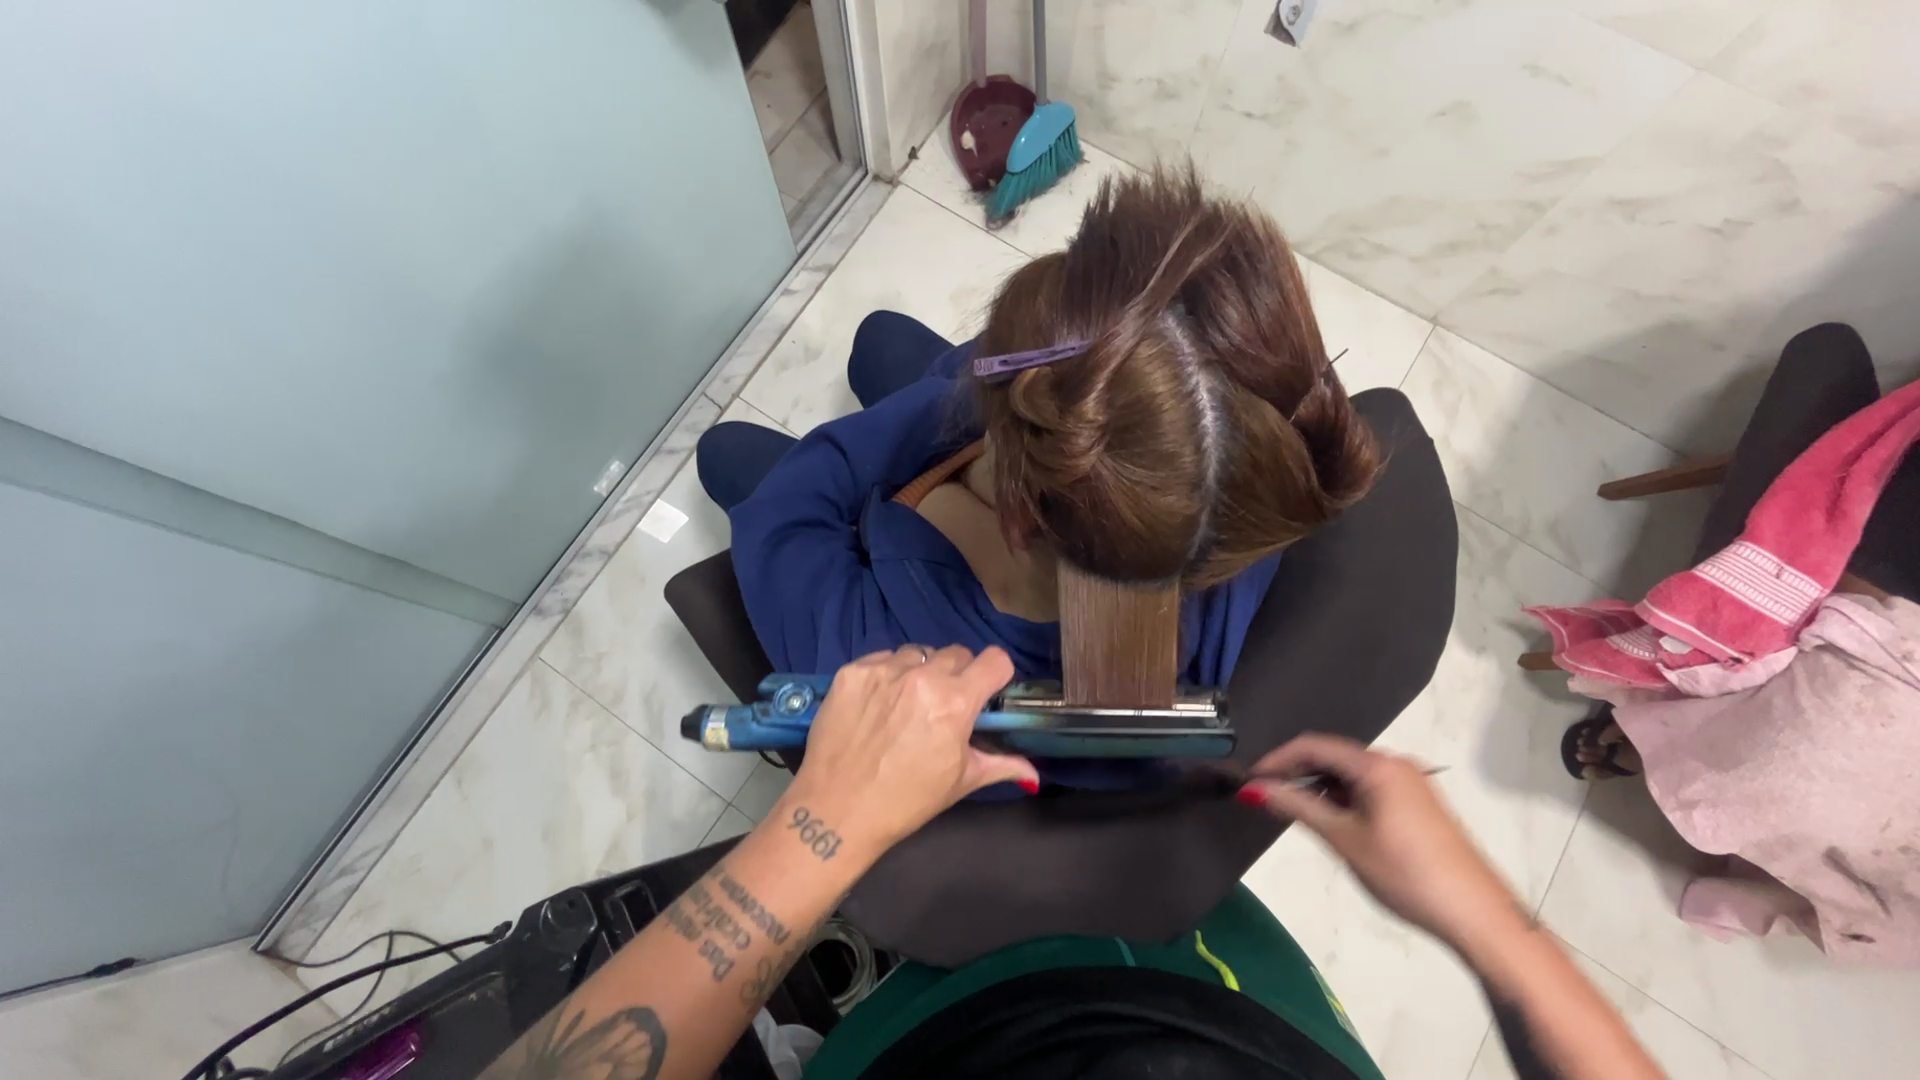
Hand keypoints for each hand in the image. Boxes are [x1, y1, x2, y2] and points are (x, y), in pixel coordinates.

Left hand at [783, 645, 1039, 859]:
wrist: (836, 811)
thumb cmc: (905, 802)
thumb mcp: (960, 782)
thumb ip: (1001, 765)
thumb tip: (1033, 773)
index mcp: (955, 702)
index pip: (995, 660)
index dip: (996, 675)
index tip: (986, 691)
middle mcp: (921, 677)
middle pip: (956, 653)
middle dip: (958, 674)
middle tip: (945, 704)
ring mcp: (883, 671)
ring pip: (918, 652)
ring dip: (921, 671)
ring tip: (908, 703)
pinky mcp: (852, 672)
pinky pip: (882, 658)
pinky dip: (887, 675)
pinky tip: (879, 703)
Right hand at [1239, 734, 1526, 953]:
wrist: (1479, 916)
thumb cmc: (1406, 873)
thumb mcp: (1344, 839)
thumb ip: (1297, 807)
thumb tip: (1254, 789)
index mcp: (1377, 765)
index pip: (1314, 745)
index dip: (1277, 759)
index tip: (1250, 781)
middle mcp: (1395, 764)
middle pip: (1332, 755)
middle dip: (1296, 771)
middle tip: (1266, 796)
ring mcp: (1410, 783)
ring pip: (1350, 773)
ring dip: (1318, 786)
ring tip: (1292, 811)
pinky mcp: (1418, 804)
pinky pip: (1368, 787)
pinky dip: (1342, 797)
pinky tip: (1331, 820)